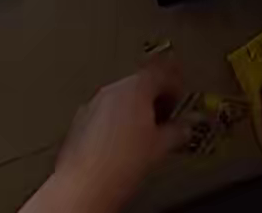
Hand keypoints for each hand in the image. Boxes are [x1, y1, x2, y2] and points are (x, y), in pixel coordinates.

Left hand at [25, 58, 188, 212]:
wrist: (82, 189)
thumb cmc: (119, 165)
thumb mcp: (160, 146)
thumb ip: (177, 130)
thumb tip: (183, 128)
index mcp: (137, 85)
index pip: (163, 73)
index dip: (176, 85)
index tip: (181, 98)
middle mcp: (114, 89)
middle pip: (141, 84)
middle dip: (155, 98)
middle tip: (165, 115)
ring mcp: (93, 105)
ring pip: (121, 99)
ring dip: (134, 111)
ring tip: (142, 133)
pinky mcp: (78, 124)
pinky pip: (103, 114)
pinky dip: (115, 123)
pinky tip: (119, 144)